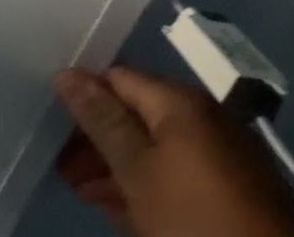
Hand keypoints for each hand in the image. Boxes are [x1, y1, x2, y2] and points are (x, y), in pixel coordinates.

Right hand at [55, 67, 293, 236]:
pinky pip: (182, 174)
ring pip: (158, 148)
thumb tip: (67, 74)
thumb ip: (102, 122)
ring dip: (119, 167)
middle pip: (136, 114)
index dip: (82, 100)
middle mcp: (206, 117)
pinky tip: (129, 211)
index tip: (53, 128)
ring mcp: (227, 155)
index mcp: (181, 102)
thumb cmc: (196, 219)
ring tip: (88, 194)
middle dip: (97, 140)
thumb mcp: (138, 173)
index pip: (115, 78)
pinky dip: (152, 186)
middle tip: (66, 171)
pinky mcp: (240, 191)